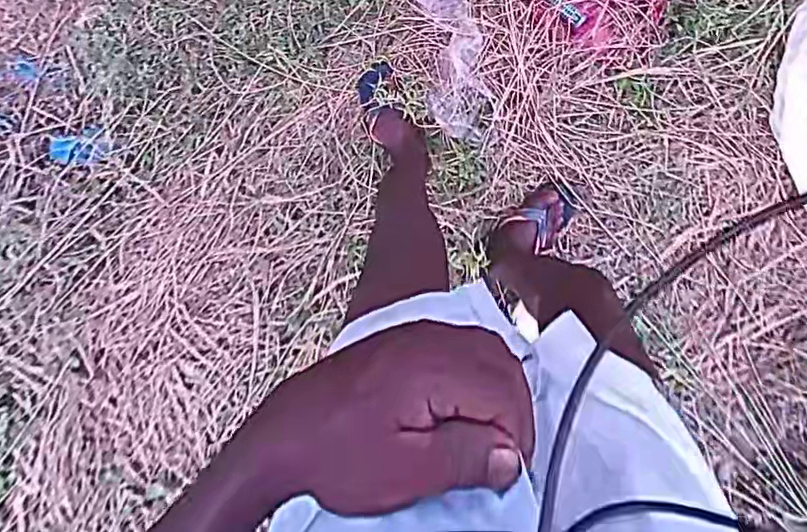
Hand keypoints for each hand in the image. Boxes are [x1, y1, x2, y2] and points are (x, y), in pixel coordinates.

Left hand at [239, 320, 535, 515]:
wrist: (290, 429)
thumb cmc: (337, 451)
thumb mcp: (403, 471)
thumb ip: (463, 459)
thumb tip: (510, 458)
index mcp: (432, 366)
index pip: (504, 391)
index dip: (516, 436)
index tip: (508, 472)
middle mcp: (431, 338)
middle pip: (502, 363)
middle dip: (515, 411)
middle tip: (504, 458)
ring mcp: (421, 333)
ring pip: (489, 349)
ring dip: (501, 392)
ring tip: (490, 438)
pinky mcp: (411, 338)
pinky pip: (466, 345)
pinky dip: (481, 375)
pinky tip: (470, 409)